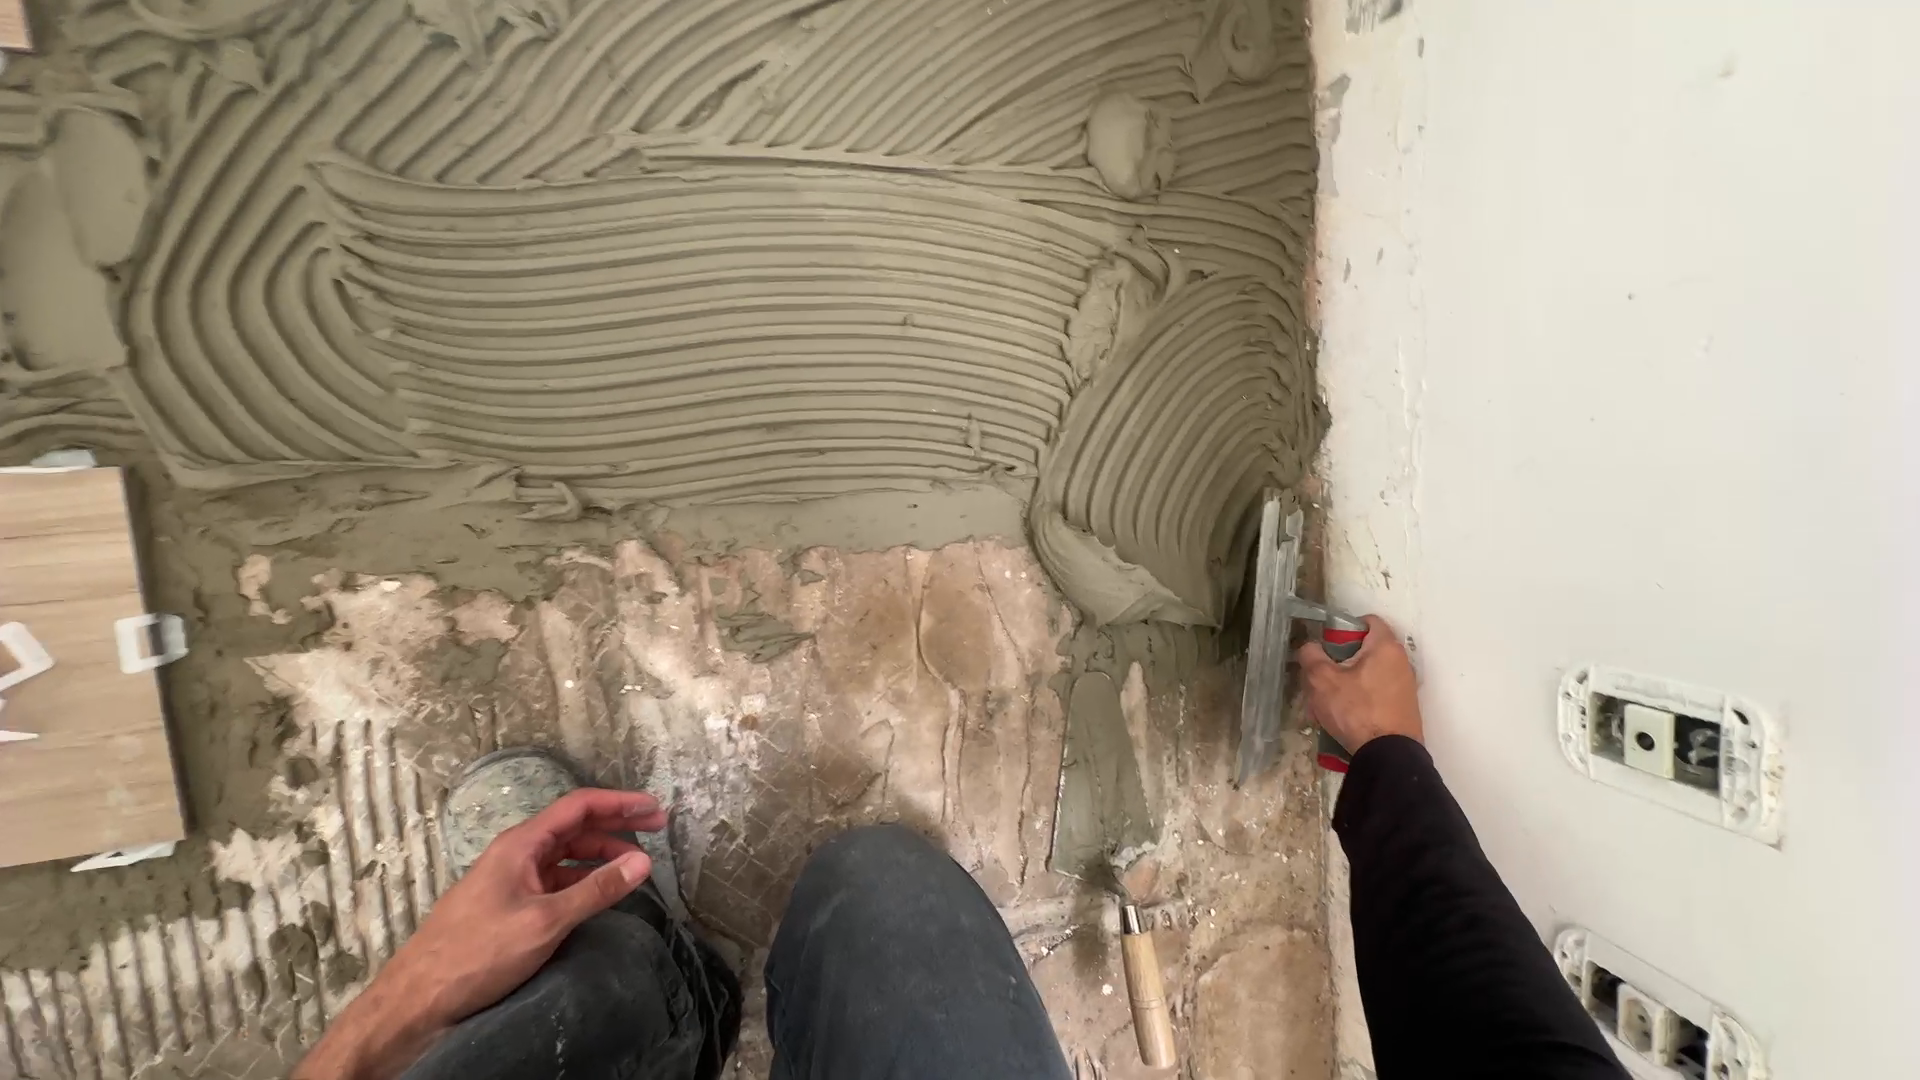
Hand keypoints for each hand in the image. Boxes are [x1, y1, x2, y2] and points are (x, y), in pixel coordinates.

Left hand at [294, 789, 667, 1079]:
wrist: (410, 1006)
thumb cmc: (476, 954)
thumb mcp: (544, 923)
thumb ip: (596, 890)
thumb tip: (644, 862)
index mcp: (522, 843)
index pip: (580, 806)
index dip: (621, 803)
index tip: (655, 809)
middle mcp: (516, 853)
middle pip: (575, 827)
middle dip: (617, 825)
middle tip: (657, 830)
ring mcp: (510, 880)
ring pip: (566, 855)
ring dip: (602, 855)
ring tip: (634, 867)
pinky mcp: (507, 906)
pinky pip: (555, 880)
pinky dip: (583, 879)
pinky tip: (599, 893)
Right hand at [1297, 614, 1422, 754]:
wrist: (1388, 756)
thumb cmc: (1355, 709)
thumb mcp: (1321, 679)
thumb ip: (1311, 656)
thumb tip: (1311, 648)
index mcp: (1385, 647)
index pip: (1367, 620)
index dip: (1343, 627)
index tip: (1326, 645)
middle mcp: (1401, 662)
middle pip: (1364, 650)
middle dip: (1339, 661)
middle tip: (1320, 677)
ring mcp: (1405, 687)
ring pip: (1367, 674)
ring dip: (1346, 683)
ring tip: (1326, 703)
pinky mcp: (1404, 708)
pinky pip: (1376, 694)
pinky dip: (1359, 699)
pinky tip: (1342, 717)